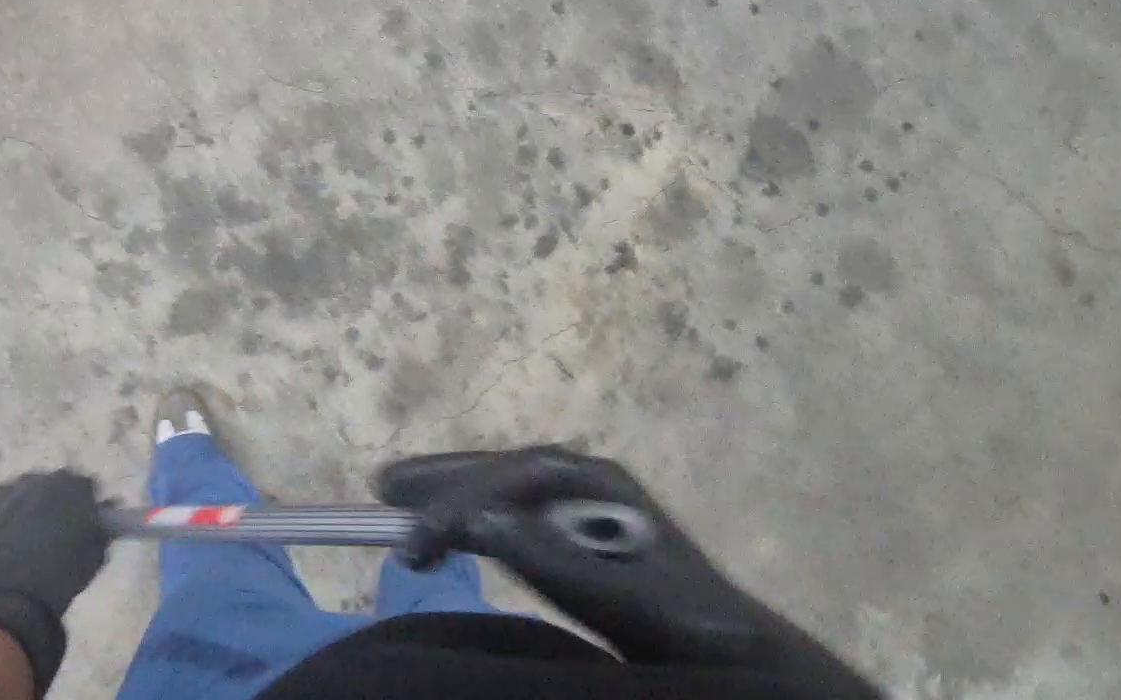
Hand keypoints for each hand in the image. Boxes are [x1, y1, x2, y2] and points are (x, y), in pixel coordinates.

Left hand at [0, 470, 109, 695]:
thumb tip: (100, 526)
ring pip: (28, 496)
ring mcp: (13, 491)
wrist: (14, 588)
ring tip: (32, 546)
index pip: (86, 487)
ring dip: (32, 512)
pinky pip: (4, 508)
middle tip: (59, 538)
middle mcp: (44, 478)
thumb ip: (97, 534)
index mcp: (74, 484)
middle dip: (58, 506)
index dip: (86, 508)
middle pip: (55, 487)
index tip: (87, 527)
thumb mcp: (93, 553)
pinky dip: (7, 520)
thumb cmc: (63, 572)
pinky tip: (9, 544)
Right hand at [376, 446, 880, 698]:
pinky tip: (452, 522)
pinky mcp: (575, 523)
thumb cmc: (685, 630)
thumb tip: (477, 523)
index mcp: (598, 480)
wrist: (737, 654)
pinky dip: (475, 509)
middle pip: (499, 467)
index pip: (511, 479)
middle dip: (443, 478)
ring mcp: (581, 496)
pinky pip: (512, 504)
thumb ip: (553, 562)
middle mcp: (586, 475)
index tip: (412, 537)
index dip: (457, 502)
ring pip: (502, 482)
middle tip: (383, 486)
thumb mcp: (622, 602)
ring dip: (452, 488)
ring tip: (398, 492)